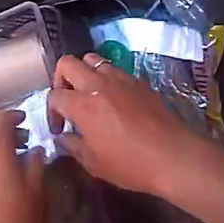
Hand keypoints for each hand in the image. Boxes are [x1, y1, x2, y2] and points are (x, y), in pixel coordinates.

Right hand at [49, 54, 210, 197]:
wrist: (172, 154)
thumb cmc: (129, 164)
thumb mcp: (93, 162)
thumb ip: (73, 146)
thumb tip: (63, 137)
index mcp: (82, 104)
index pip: (54, 95)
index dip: (51, 111)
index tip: (60, 128)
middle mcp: (98, 84)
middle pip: (68, 63)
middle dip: (61, 78)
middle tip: (68, 100)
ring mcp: (120, 78)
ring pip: (93, 59)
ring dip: (85, 72)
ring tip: (90, 94)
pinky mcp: (137, 80)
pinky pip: (114, 68)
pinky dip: (106, 77)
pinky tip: (113, 98)